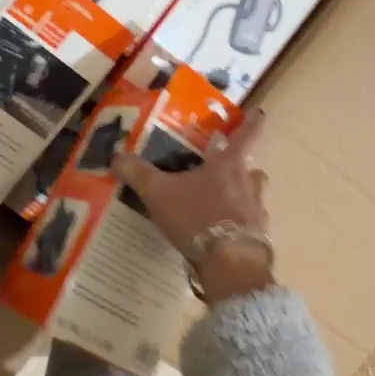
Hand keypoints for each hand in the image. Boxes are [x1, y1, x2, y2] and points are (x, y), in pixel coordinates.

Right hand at [112, 108, 273, 303]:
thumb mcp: (159, 193)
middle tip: (223, 171)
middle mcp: (249, 183)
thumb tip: (115, 155)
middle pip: (251, 168)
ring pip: (253, 196)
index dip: (253, 121)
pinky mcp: (258, 237)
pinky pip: (250, 225)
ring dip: (241, 197)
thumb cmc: (197, 217)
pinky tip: (222, 235)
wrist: (230, 263)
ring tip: (219, 205)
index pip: (248, 134)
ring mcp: (257, 211)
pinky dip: (238, 226)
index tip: (259, 112)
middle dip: (240, 167)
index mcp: (229, 165)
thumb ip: (137, 173)